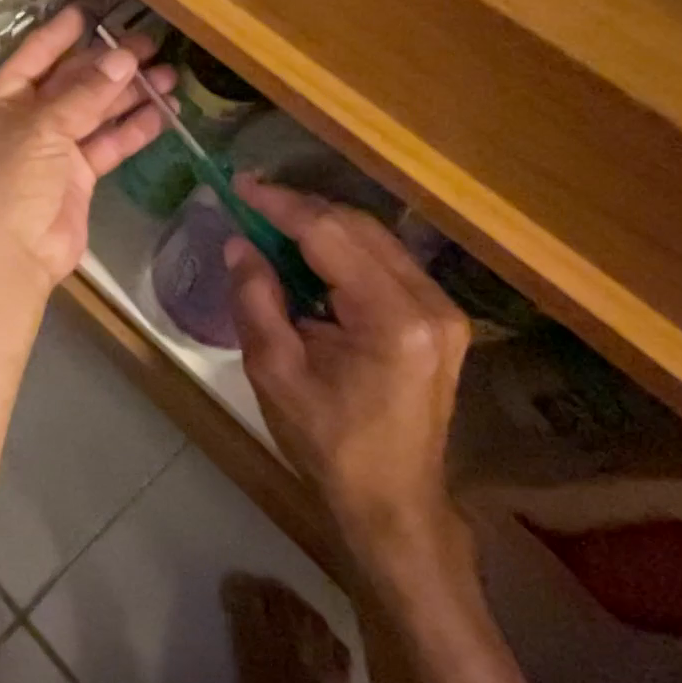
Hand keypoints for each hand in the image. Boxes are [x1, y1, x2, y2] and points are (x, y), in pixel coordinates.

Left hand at [0, 6, 173, 288]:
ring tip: (168, 74)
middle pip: (72, 82)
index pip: (36, 54)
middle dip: (109, 64)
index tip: (95, 9)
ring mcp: (52, 148)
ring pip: (95, 112)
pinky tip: (163, 112)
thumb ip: (84, 93)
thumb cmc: (12, 181)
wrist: (11, 254)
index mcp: (3, 99)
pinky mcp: (77, 176)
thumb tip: (123, 58)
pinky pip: (108, 143)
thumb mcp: (43, 128)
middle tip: (152, 43)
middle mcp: (26, 118)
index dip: (63, 32)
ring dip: (129, 94)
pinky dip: (133, 129)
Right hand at [224, 177, 470, 555]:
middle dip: (300, 208)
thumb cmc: (326, 441)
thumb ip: (255, 300)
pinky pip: (385, 262)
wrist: (392, 497)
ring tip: (269, 221)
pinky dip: (341, 249)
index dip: (281, 205)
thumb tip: (239, 244)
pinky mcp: (439, 319)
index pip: (330, 236)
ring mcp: (442, 310)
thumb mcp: (274, 372)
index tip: (239, 186)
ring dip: (321, 226)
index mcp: (392, 319)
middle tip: (248, 200)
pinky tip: (306, 255)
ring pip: (375, 239)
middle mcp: (430, 303)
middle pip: (358, 228)